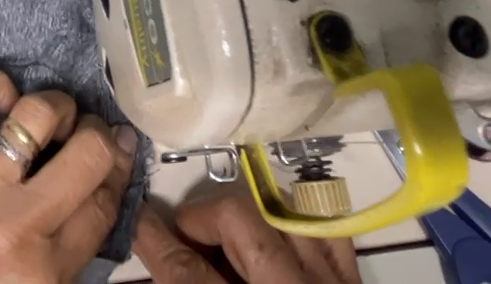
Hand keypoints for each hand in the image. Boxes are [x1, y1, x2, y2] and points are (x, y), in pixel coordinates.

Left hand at [0, 69, 138, 283]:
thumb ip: (66, 252)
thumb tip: (99, 193)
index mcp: (46, 271)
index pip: (104, 204)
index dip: (120, 171)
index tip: (121, 152)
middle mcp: (18, 223)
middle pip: (88, 154)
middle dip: (99, 135)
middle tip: (90, 135)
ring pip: (37, 117)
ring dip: (56, 107)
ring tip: (52, 117)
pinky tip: (4, 102)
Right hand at [134, 190, 362, 283]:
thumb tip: (165, 260)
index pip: (188, 273)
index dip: (156, 241)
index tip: (137, 219)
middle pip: (235, 221)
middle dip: (199, 221)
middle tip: (182, 239)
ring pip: (277, 214)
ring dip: (243, 219)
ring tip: (226, 242)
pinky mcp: (354, 283)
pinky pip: (325, 229)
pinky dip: (297, 221)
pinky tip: (277, 230)